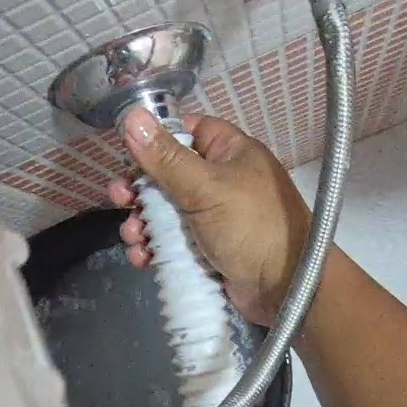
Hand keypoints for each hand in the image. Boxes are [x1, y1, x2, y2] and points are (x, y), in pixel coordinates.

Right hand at [107, 110, 311, 325]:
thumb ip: (167, 158)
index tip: (130, 156)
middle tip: (121, 201)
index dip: (157, 142)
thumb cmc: (252, 228)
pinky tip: (142, 258)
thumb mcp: (207, 188)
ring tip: (133, 237)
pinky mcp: (209, 252)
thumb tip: (132, 118)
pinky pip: (175, 245)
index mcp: (230, 153)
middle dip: (141, 191)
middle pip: (169, 176)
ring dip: (144, 224)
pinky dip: (156, 250)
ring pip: (168, 214)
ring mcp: (216, 219)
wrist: (285, 288)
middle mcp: (222, 182)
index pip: (187, 132)